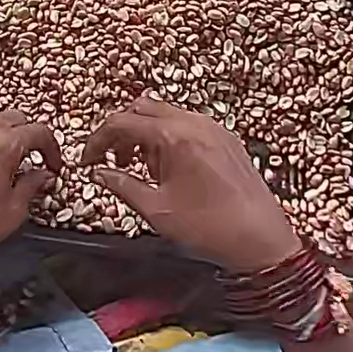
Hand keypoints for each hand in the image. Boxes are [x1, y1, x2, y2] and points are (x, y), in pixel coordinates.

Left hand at [0, 109, 62, 262]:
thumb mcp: (13, 210)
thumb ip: (32, 185)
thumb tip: (42, 175)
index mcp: (3, 144)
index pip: (38, 131)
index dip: (52, 148)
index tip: (53, 166)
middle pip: (15, 118)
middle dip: (29, 136)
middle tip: (35, 159)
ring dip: (6, 137)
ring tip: (9, 165)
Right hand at [82, 96, 300, 271]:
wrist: (264, 242)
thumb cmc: (210, 227)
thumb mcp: (156, 210)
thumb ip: (122, 185)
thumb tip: (99, 173)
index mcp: (174, 136)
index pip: (121, 123)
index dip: (97, 141)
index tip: (88, 160)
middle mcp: (193, 122)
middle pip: (142, 109)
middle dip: (122, 132)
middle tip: (114, 161)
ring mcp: (213, 128)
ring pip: (165, 114)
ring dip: (145, 134)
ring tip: (144, 170)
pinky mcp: (226, 138)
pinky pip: (187, 124)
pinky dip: (169, 137)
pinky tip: (171, 169)